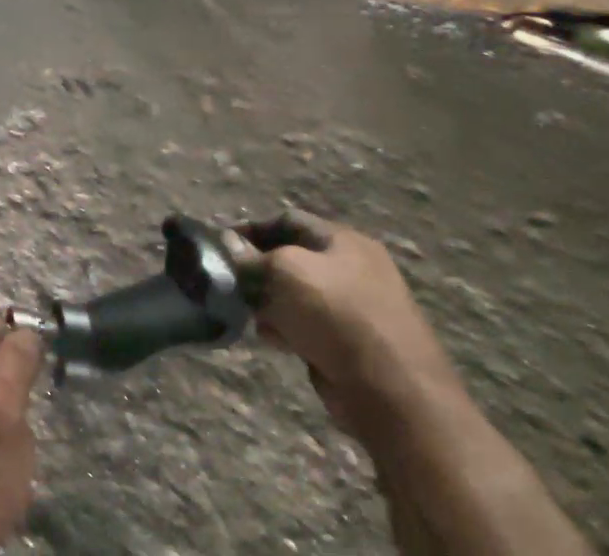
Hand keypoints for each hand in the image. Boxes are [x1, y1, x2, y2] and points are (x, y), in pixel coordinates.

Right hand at [223, 211, 462, 430]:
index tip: (218, 246)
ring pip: (292, 292)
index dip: (250, 229)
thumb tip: (228, 244)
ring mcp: (354, 304)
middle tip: (231, 283)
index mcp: (345, 242)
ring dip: (267, 302)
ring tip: (254, 316)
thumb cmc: (334, 314)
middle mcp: (353, 268)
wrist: (390, 387)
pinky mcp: (349, 337)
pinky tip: (277, 340)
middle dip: (256, 270)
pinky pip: (304, 321)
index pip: (286, 220)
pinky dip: (285, 326)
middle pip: (288, 257)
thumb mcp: (283, 271)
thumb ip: (250, 255)